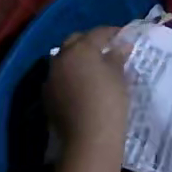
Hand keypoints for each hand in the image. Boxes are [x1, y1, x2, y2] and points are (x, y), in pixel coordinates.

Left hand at [45, 27, 129, 153]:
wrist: (88, 138)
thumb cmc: (109, 101)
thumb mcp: (119, 76)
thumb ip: (117, 56)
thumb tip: (122, 45)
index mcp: (80, 49)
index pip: (98, 33)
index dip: (112, 33)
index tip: (124, 36)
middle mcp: (61, 58)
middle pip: (75, 42)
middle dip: (90, 42)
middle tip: (106, 49)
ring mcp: (51, 77)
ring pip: (64, 60)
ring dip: (77, 59)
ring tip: (94, 67)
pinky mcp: (47, 96)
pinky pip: (60, 77)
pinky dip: (70, 76)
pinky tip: (82, 85)